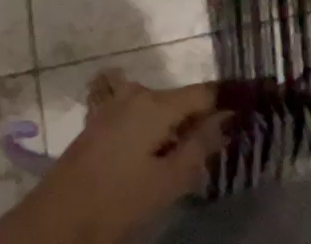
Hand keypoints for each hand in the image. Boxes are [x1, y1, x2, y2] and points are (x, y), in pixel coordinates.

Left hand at [0, 74, 228, 243]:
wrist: (56, 218)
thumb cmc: (117, 200)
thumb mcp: (167, 180)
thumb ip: (200, 145)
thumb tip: (229, 118)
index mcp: (155, 103)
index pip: (205, 92)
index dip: (230, 100)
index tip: (254, 106)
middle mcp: (136, 93)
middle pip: (181, 100)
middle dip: (201, 119)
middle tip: (220, 147)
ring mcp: (115, 105)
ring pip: (160, 110)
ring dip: (177, 128)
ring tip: (189, 158)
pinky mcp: (101, 120)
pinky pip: (140, 117)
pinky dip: (155, 132)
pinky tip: (158, 157)